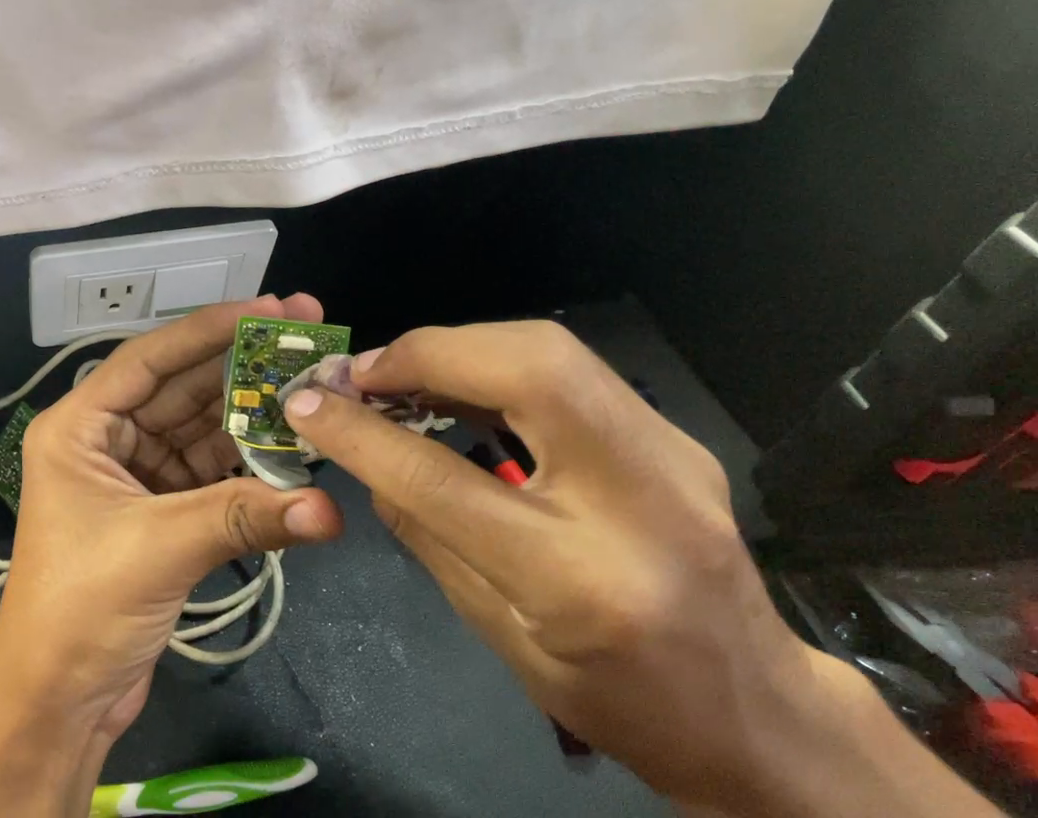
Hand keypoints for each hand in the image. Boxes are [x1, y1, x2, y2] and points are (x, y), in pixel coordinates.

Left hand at [0, 295, 344, 817]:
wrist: (57, 698)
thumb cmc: (82, 607)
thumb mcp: (159, 547)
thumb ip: (245, 517)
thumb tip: (332, 510)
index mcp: (78, 427)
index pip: (148, 359)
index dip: (208, 329)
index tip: (268, 307)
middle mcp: (103, 442)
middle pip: (180, 388)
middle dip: (241, 364)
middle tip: (308, 334)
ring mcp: (133, 478)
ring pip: (201, 430)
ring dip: (251, 414)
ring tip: (313, 386)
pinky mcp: (159, 515)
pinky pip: (210, 474)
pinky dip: (248, 466)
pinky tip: (294, 449)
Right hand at [283, 320, 997, 817]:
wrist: (757, 714)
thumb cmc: (615, 700)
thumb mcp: (497, 635)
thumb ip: (427, 535)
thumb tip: (365, 455)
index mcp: (580, 580)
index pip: (444, 480)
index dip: (361, 433)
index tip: (306, 404)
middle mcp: (639, 501)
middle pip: (527, 371)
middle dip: (426, 353)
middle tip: (361, 373)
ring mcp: (671, 458)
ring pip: (552, 351)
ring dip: (457, 348)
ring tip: (397, 374)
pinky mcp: (673, 438)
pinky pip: (570, 370)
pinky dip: (495, 362)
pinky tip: (458, 385)